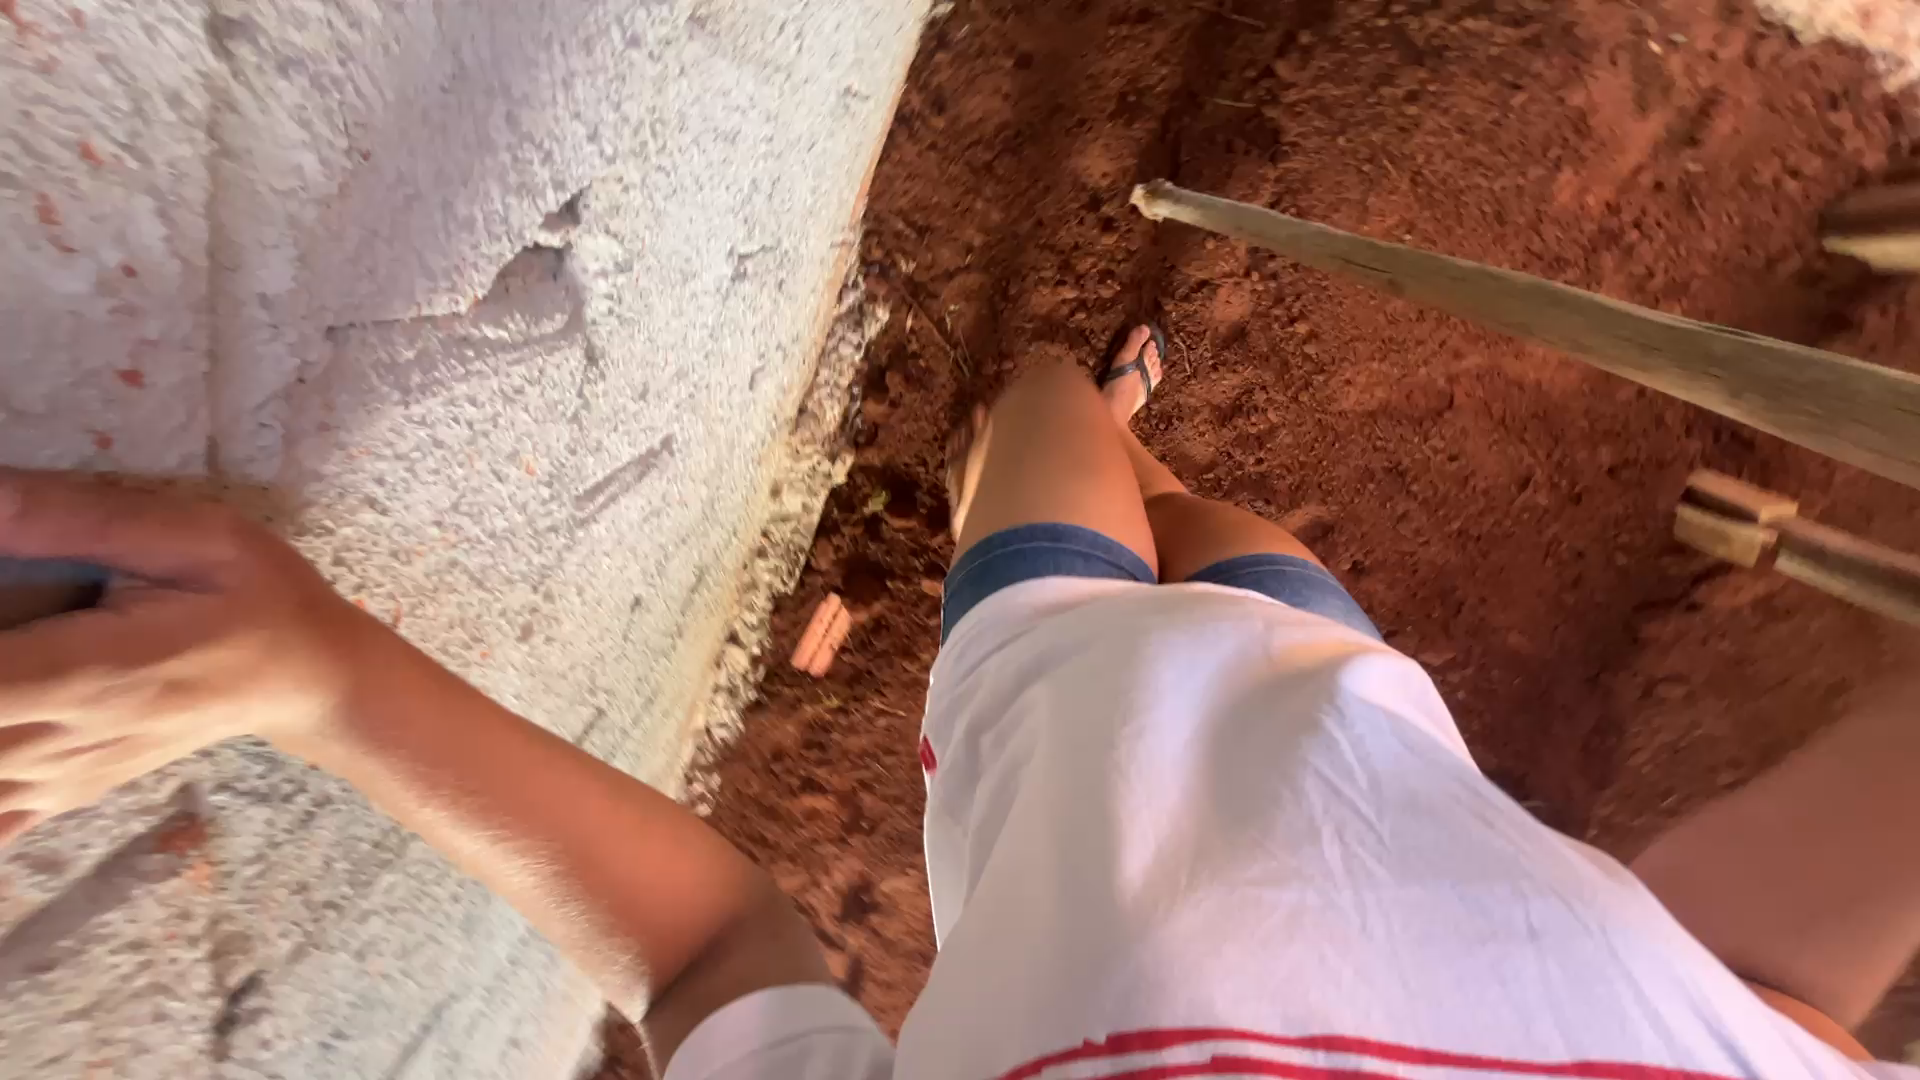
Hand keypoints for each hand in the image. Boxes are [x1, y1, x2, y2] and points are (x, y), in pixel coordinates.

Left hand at [0, 471, 388, 844]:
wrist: (318, 679)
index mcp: (82, 675)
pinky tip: (13, 738)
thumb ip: (79, 518)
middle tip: (15, 625)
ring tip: (23, 666)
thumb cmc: (267, 601)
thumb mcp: (205, 540)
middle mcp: (46, 742)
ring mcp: (41, 781)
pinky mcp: (47, 795)